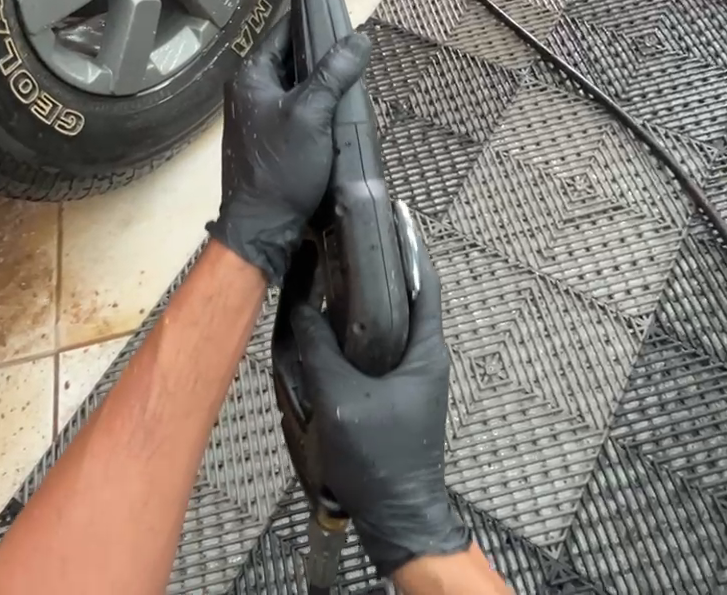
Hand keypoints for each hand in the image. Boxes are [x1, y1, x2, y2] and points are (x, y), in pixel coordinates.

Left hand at [208, 20, 371, 285]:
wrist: (263, 225)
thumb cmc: (282, 166)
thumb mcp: (312, 114)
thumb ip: (334, 73)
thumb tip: (359, 37)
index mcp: (250, 76)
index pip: (282, 32)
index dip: (311, 20)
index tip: (342, 15)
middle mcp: (248, 90)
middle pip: (290, 57)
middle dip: (321, 53)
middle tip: (356, 47)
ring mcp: (257, 114)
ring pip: (295, 84)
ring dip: (321, 80)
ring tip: (354, 73)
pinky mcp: (268, 136)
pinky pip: (296, 107)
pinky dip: (316, 103)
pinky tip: (339, 105)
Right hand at [289, 240, 468, 575]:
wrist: (398, 515)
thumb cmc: (378, 458)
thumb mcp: (341, 400)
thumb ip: (318, 350)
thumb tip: (301, 307)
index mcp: (425, 348)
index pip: (424, 280)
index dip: (411, 243)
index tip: (392, 211)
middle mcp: (424, 353)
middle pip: (408, 292)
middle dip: (384, 259)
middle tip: (352, 231)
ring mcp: (413, 371)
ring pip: (393, 316)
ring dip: (371, 289)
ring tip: (338, 263)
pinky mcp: (397, 387)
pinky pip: (381, 340)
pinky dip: (361, 319)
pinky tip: (333, 316)